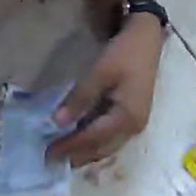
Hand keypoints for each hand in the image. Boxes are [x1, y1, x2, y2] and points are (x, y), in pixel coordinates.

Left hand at [48, 15, 164, 166]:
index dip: (70, 146)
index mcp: (127, 118)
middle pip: (102, 149)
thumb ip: (80, 99)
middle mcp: (134, 127)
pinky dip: (95, 140)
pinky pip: (112, 136)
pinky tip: (81, 137)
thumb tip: (57, 123)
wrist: (147, 37)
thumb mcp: (99, 72)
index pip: (93, 138)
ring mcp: (136, 122)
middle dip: (77, 155)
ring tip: (63, 153)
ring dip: (86, 151)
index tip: (48, 153)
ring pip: (108, 145)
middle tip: (52, 158)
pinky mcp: (133, 115)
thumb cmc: (124, 53)